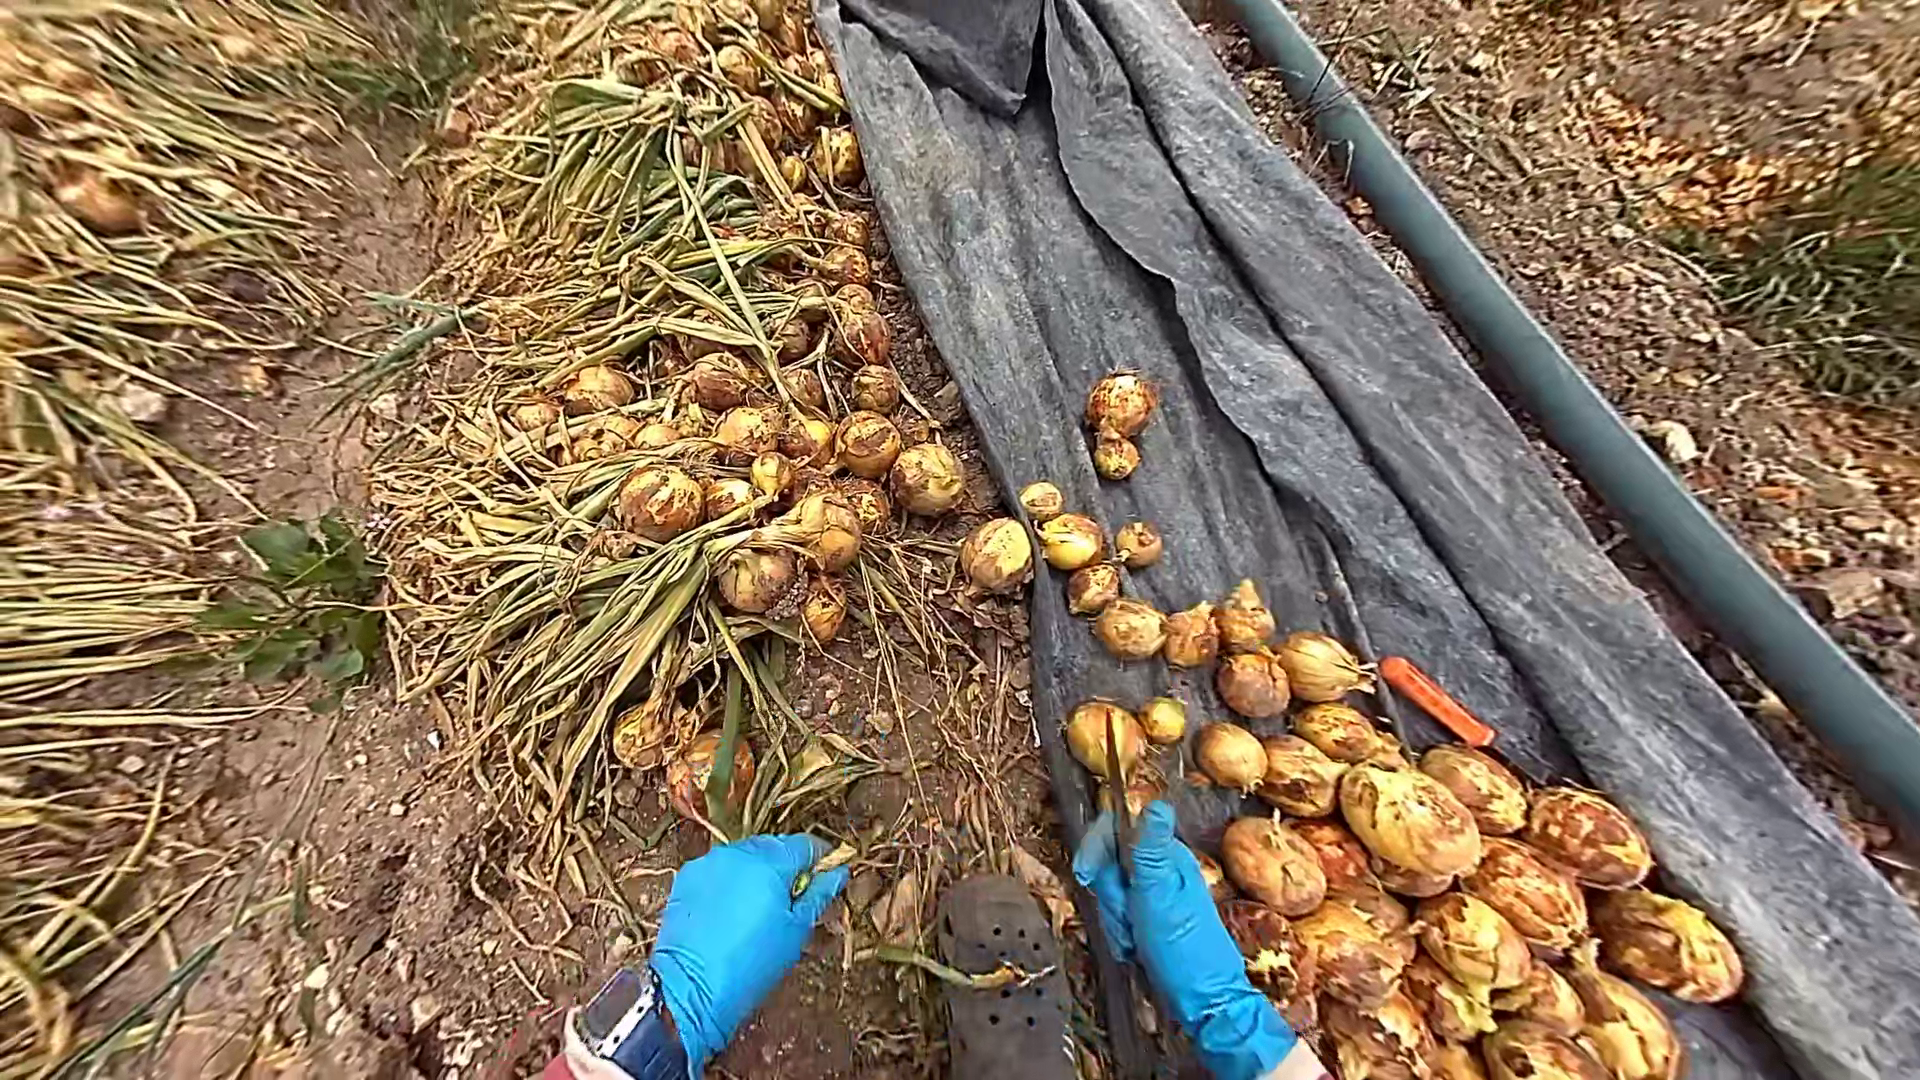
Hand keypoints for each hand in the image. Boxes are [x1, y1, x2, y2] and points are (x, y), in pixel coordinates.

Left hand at [650, 834, 848, 1068]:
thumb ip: (820, 894)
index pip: (807, 844)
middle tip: (792, 902)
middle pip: (778, 847)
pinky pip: (721, 868)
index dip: (820, 861)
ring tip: (759, 908)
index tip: (823, 880)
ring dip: (760, 873)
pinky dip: (732, 880)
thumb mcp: (795, 931)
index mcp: (771, 860)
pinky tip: (731, 911)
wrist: (685, 994)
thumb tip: (839, 871)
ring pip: (749, 856)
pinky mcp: (689, 875)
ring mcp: (711, 860)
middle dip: (788, 869)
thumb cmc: (749, 965)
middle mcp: (741, 850)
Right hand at [1073, 802, 1296, 1079]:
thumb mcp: (1161, 895)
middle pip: (1109, 859)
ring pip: (1110, 888)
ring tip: (1132, 939)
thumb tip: (1157, 803)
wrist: (1206, 1005)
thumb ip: (1151, 849)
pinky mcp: (1146, 915)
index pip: (1116, 825)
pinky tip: (1131, 947)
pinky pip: (1116, 911)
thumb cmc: (1183, 948)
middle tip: (1126, 918)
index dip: (1095, 844)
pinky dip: (1118, 930)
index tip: (1084, 872)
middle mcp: (1158, 866)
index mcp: (1165, 853)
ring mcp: (1152, 891)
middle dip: (1109, 892)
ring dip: (1114, 916)